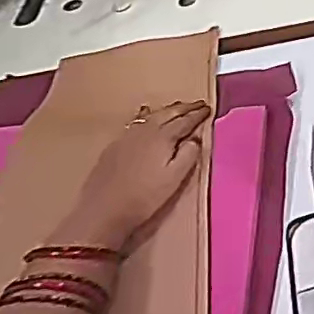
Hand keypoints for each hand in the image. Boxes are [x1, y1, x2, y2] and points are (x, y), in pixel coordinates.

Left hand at [54, 100, 210, 251]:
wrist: (105, 209)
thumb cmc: (146, 196)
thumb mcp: (175, 178)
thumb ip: (189, 154)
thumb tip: (195, 138)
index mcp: (164, 137)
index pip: (185, 121)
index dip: (198, 115)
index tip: (208, 109)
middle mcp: (146, 130)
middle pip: (169, 113)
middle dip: (185, 108)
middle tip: (198, 104)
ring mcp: (128, 135)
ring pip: (153, 115)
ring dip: (168, 110)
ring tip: (177, 107)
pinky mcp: (116, 144)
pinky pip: (137, 122)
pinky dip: (148, 115)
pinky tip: (146, 116)